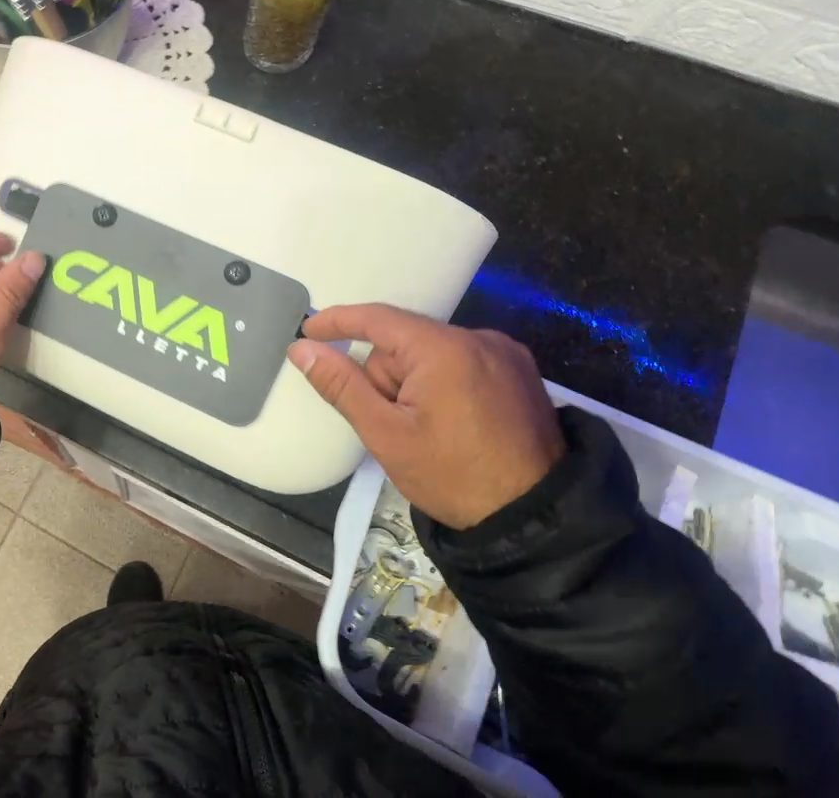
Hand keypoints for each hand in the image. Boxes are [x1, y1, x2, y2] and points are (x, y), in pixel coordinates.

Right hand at [288, 305, 563, 529]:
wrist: (537, 519)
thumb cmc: (453, 476)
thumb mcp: (386, 434)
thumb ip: (342, 385)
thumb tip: (302, 349)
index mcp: (444, 348)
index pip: (377, 319)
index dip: (338, 321)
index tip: (307, 331)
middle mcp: (478, 337)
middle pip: (405, 342)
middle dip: (386, 376)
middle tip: (392, 425)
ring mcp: (505, 353)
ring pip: (432, 354)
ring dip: (414, 383)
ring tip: (426, 432)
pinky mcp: (520, 373)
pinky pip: (462, 363)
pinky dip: (443, 383)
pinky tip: (451, 423)